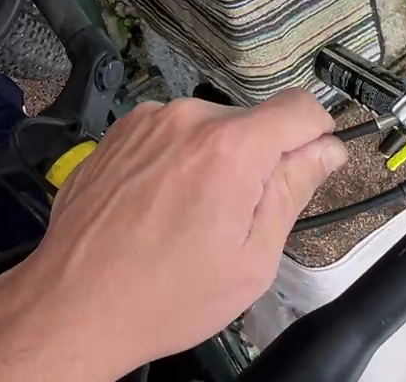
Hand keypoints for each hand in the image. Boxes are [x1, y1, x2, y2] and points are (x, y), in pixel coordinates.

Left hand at [13, 91, 345, 373]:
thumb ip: (294, 190)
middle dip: (259, 160)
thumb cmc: (166, 294)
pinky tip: (161, 201)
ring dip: (216, 158)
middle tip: (235, 216)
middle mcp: (188, 118)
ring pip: (211, 126)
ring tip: (190, 214)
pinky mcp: (124, 127)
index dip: (315, 135)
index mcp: (230, 148)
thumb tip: (327, 150)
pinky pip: (172, 129)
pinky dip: (178, 156)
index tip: (308, 164)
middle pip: (253, 121)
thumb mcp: (252, 258)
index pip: (299, 106)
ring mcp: (150, 118)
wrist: (78, 299)